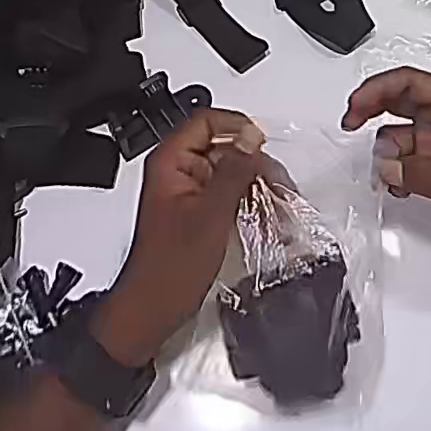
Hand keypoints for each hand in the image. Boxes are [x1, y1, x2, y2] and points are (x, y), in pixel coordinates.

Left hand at [92, 108, 263, 365]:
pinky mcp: (195, 209)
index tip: (261, 142)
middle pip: (220, 146)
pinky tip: (265, 217)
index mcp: (170, 161)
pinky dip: (245, 200)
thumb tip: (250, 137)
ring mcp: (186, 190)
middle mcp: (176, 169)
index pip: (205, 121)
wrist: (152, 310)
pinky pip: (224, 192)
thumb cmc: (170, 267)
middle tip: (277, 181)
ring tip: (278, 202)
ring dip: (253, 183)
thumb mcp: (211, 213)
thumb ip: (234, 171)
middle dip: (252, 162)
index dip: (236, 126)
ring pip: (227, 171)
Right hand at [343, 67, 430, 276]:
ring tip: (384, 174)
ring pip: (401, 134)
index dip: (375, 90)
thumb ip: (422, 173)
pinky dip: (399, 171)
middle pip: (399, 101)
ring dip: (387, 152)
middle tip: (351, 128)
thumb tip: (384, 167)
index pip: (407, 82)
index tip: (354, 110)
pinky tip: (398, 187)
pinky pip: (411, 161)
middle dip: (372, 112)